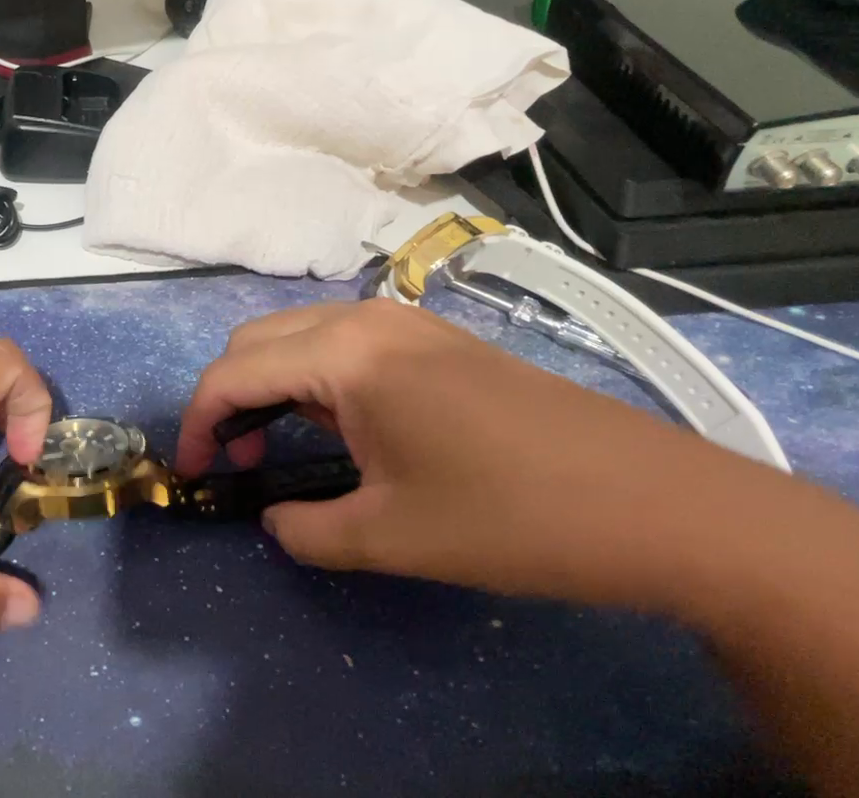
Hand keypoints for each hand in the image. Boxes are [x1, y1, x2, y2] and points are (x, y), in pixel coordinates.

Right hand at [177, 299, 750, 606]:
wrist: (665, 506)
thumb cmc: (514, 519)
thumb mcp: (390, 538)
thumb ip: (306, 531)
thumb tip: (275, 522)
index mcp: (345, 354)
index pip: (232, 372)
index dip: (196, 423)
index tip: (193, 474)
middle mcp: (367, 319)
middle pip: (256, 340)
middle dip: (228, 397)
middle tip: (240, 461)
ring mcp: (409, 324)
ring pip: (299, 337)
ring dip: (271, 384)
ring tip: (283, 447)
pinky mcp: (440, 342)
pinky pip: (345, 345)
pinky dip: (315, 378)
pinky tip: (341, 428)